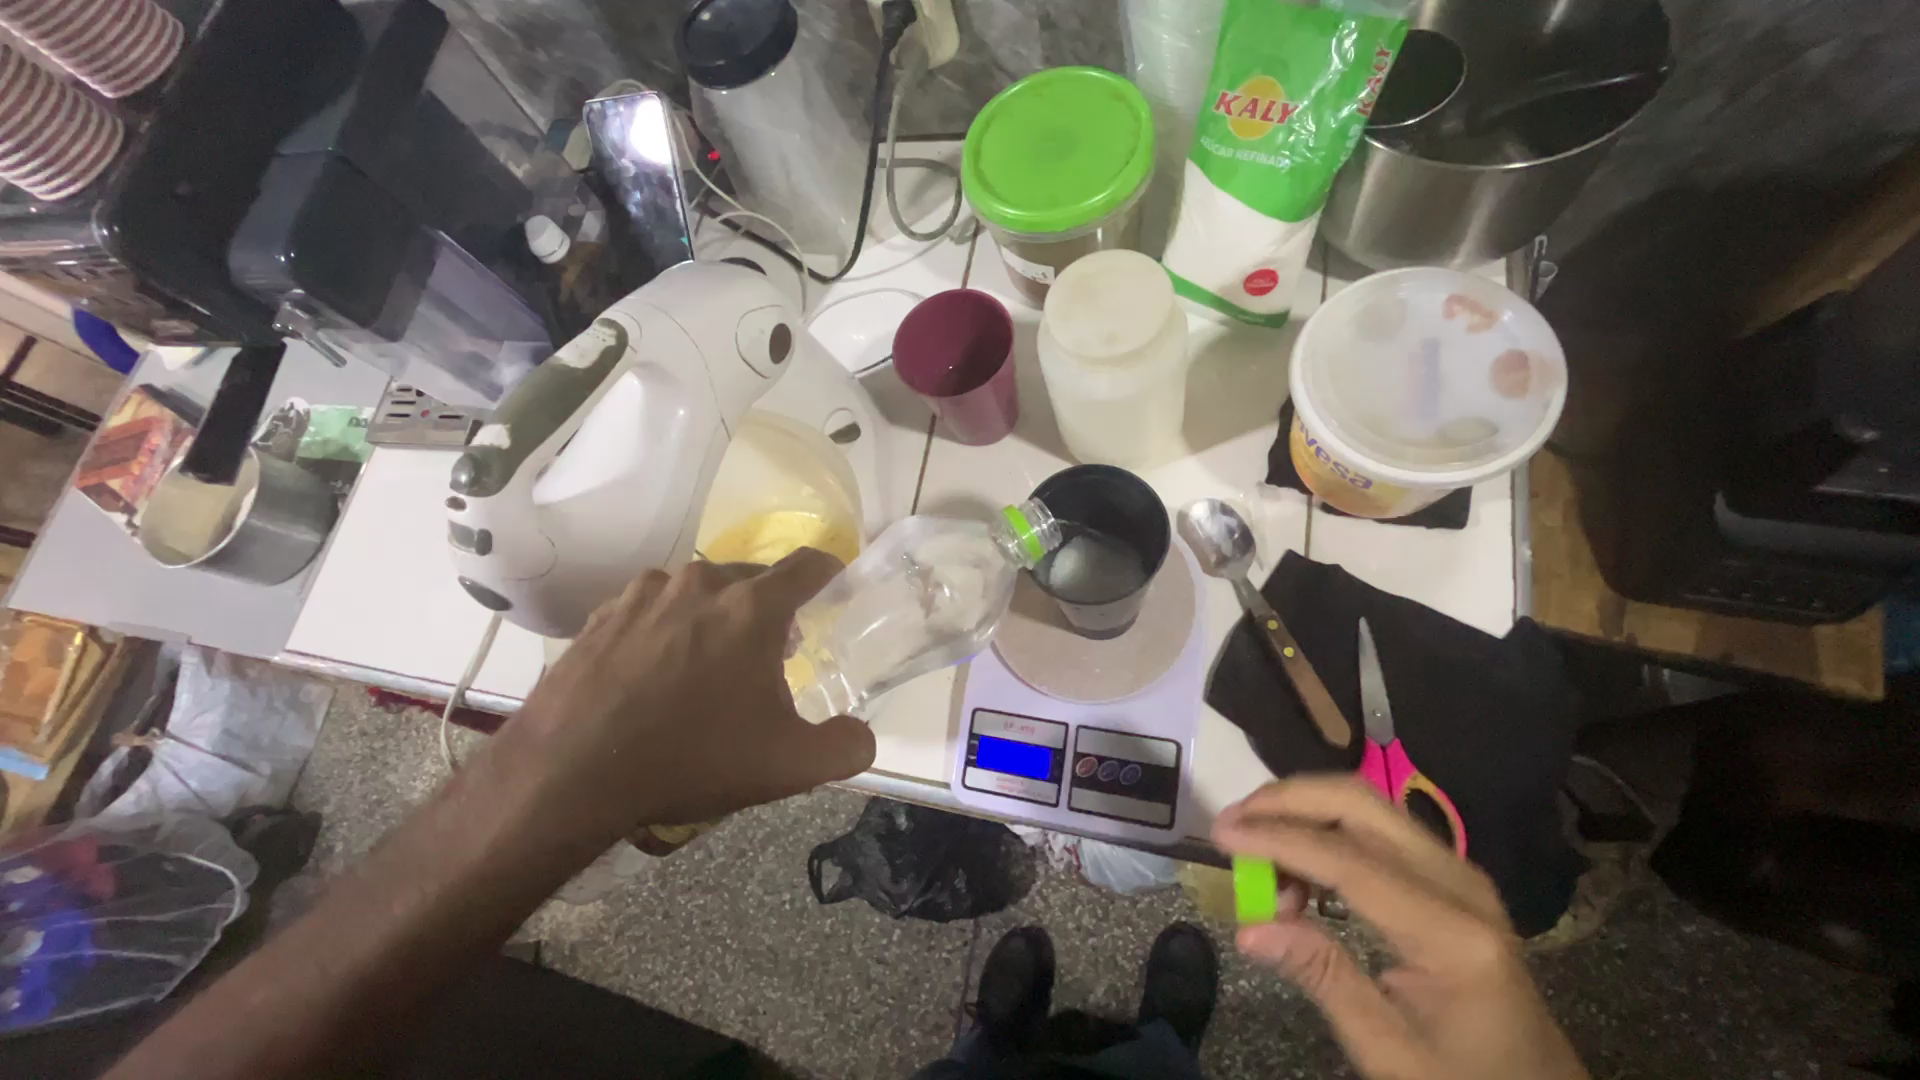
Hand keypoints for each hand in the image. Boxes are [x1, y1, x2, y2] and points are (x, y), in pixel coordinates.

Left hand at [484, 549, 875, 847]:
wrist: (569, 772)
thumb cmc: (692, 758)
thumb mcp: (788, 766)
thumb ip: (845, 747)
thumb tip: (862, 737)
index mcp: (752, 607)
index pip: (808, 565)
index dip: (830, 572)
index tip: (836, 588)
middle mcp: (700, 583)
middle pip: (753, 579)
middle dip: (771, 609)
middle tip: (772, 654)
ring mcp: (644, 593)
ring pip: (699, 592)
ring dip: (716, 617)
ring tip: (708, 667)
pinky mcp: (602, 613)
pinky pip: (653, 608)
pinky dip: (667, 629)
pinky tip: (656, 674)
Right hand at [1213, 776, 1586, 1079]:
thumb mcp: (1390, 1052)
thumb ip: (1322, 978)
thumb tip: (1248, 929)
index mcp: (1450, 933)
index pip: (1348, 860)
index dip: (1277, 839)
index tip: (1220, 833)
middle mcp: (1459, 883)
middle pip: (1359, 804)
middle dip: (1286, 800)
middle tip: (1232, 823)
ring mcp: (1457, 873)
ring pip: (1365, 805)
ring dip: (1302, 813)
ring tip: (1259, 862)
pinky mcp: (1448, 876)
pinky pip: (1375, 829)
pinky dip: (1324, 831)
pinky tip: (1297, 872)